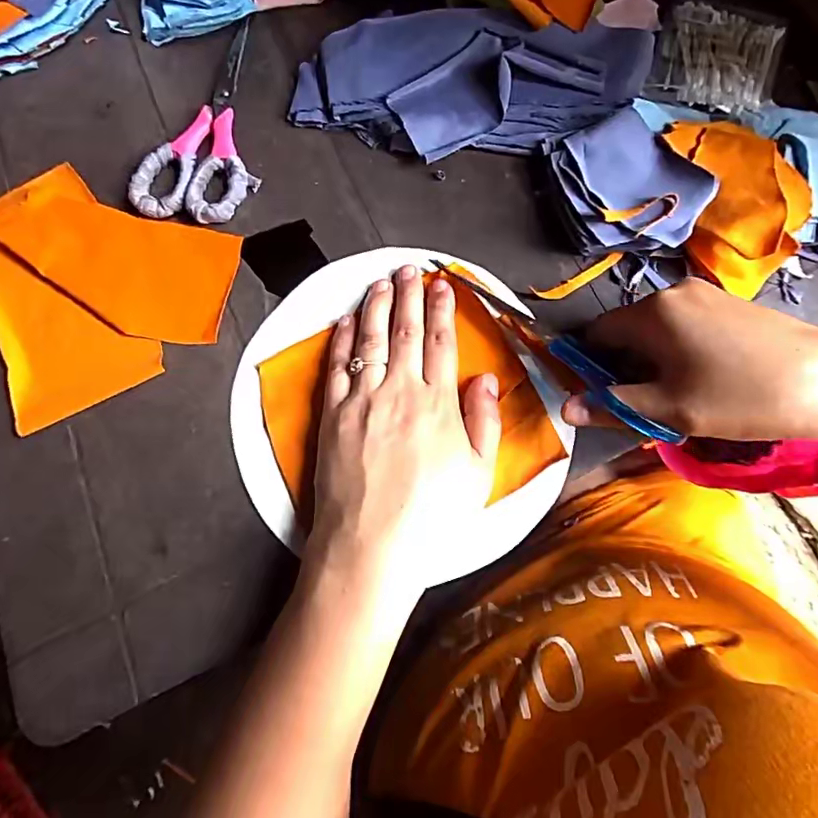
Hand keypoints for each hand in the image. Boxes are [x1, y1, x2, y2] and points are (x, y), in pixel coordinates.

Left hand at [310, 266, 501, 589]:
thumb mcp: (477, 472)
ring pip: (370, 340)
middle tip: (411, 271)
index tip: (442, 286)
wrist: (371, 546)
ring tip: (381, 283)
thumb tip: (484, 379)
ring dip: (376, 306)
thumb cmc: (428, 516)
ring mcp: (362, 401)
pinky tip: (347, 321)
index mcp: (438, 404)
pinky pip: (337, 367)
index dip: (442, 309)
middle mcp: (399, 393)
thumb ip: (484, 420)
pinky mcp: (333, 416)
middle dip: (409, 295)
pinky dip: (342, 339)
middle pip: (405, 331)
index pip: (441, 342)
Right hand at [560, 278, 817, 441]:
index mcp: (653, 310)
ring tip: (681, 404)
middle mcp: (674, 292)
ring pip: (659, 334)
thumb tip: (566, 407)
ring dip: (656, 367)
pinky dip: (682, 357)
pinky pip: (687, 329)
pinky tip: (708, 386)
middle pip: (628, 332)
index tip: (603, 403)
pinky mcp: (731, 305)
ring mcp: (706, 295)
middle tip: (647, 412)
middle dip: (627, 371)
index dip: (590, 369)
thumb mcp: (673, 409)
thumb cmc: (745, 396)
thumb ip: (616, 405)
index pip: (597, 334)